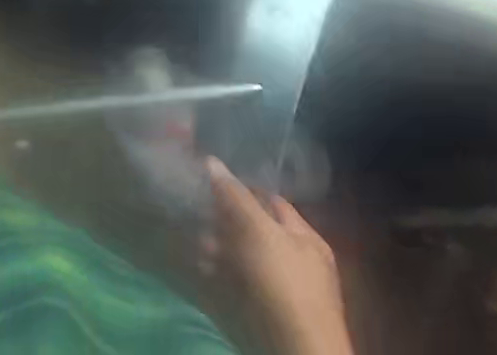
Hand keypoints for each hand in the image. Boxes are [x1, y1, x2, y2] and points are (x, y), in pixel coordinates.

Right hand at [208, 158, 354, 354]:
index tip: (203, 179)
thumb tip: (211, 160)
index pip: (268, 198)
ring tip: (196, 244)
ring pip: (236, 248)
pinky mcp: (259, 299)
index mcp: (303, 237)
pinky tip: (201, 265)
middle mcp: (292, 255)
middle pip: (249, 223)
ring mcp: (276, 279)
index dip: (238, 186)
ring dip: (212, 242)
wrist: (293, 347)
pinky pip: (231, 273)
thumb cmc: (282, 280)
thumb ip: (235, 195)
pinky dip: (214, 267)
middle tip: (193, 211)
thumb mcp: (259, 230)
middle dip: (218, 217)